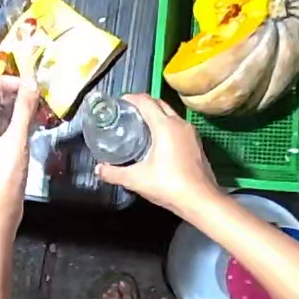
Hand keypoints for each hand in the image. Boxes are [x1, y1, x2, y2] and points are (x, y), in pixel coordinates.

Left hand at [0, 75, 40, 235]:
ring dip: (17, 109)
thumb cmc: (1, 182)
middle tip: (36, 94)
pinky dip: (18, 123)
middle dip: (13, 94)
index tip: (27, 83)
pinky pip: (4, 130)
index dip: (4, 81)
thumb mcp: (15, 142)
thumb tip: (32, 82)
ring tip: (39, 107)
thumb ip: (24, 110)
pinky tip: (35, 123)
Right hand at [94, 95, 221, 213]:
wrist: (200, 200)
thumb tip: (98, 170)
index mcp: (165, 126)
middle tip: (127, 112)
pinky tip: (158, 140)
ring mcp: (191, 133)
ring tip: (140, 125)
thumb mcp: (136, 180)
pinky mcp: (196, 144)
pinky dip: (166, 126)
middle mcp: (180, 124)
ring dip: (156, 114)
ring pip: (171, 114)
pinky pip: (178, 126)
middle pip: (159, 104)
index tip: (119, 102)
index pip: (146, 102)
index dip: (131, 98)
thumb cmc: (169, 186)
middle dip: (143, 103)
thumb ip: (114, 173)